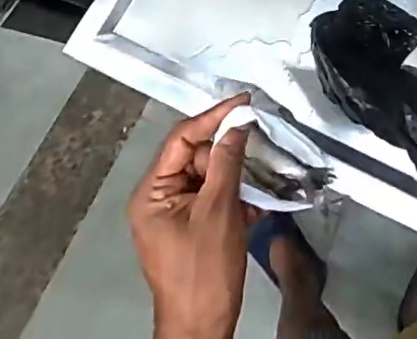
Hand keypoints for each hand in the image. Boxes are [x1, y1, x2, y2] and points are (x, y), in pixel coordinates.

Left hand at [130, 94, 254, 338]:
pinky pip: (213, 196)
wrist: (202, 332)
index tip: (244, 101)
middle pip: (195, 154)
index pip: (182, 137)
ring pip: (208, 174)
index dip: (214, 116)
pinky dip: (235, 195)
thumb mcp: (219, 210)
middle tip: (259, 141)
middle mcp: (157, 197)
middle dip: (228, 150)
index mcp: (152, 191)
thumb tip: (239, 124)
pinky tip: (259, 199)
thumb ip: (227, 161)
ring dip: (237, 174)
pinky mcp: (190, 227)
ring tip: (264, 169)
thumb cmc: (205, 271)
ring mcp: (173, 213)